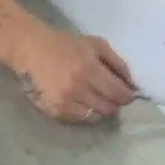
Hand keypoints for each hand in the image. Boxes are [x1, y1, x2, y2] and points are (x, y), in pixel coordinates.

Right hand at [0, 18, 135, 122]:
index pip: (117, 92)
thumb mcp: (95, 45)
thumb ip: (117, 63)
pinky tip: (83, 101)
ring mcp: (64, 102)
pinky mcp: (55, 111)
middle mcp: (77, 88)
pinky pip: (80, 119)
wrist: (31, 50)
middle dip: (115, 103)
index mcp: (88, 68)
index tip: (129, 95)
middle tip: (113, 97)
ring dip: (101, 109)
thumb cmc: (66, 45)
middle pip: (108, 108)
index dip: (127, 96)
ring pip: (95, 116)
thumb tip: (132, 84)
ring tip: (98, 99)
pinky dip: (86, 113)